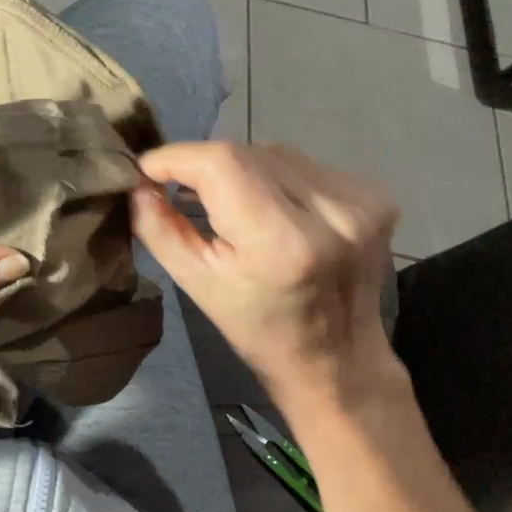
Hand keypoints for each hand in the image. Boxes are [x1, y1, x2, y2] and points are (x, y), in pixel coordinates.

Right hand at [129, 143, 400, 408]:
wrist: (335, 357)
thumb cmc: (256, 329)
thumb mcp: (196, 284)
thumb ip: (160, 230)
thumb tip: (135, 184)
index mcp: (280, 242)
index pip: (222, 164)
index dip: (177, 158)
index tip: (147, 171)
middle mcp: (328, 212)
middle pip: (247, 154)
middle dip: (204, 166)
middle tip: (178, 189)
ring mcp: (359, 201)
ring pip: (276, 154)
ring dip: (240, 169)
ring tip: (226, 203)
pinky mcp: (375, 196)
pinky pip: (306, 165)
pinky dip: (275, 177)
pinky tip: (270, 208)